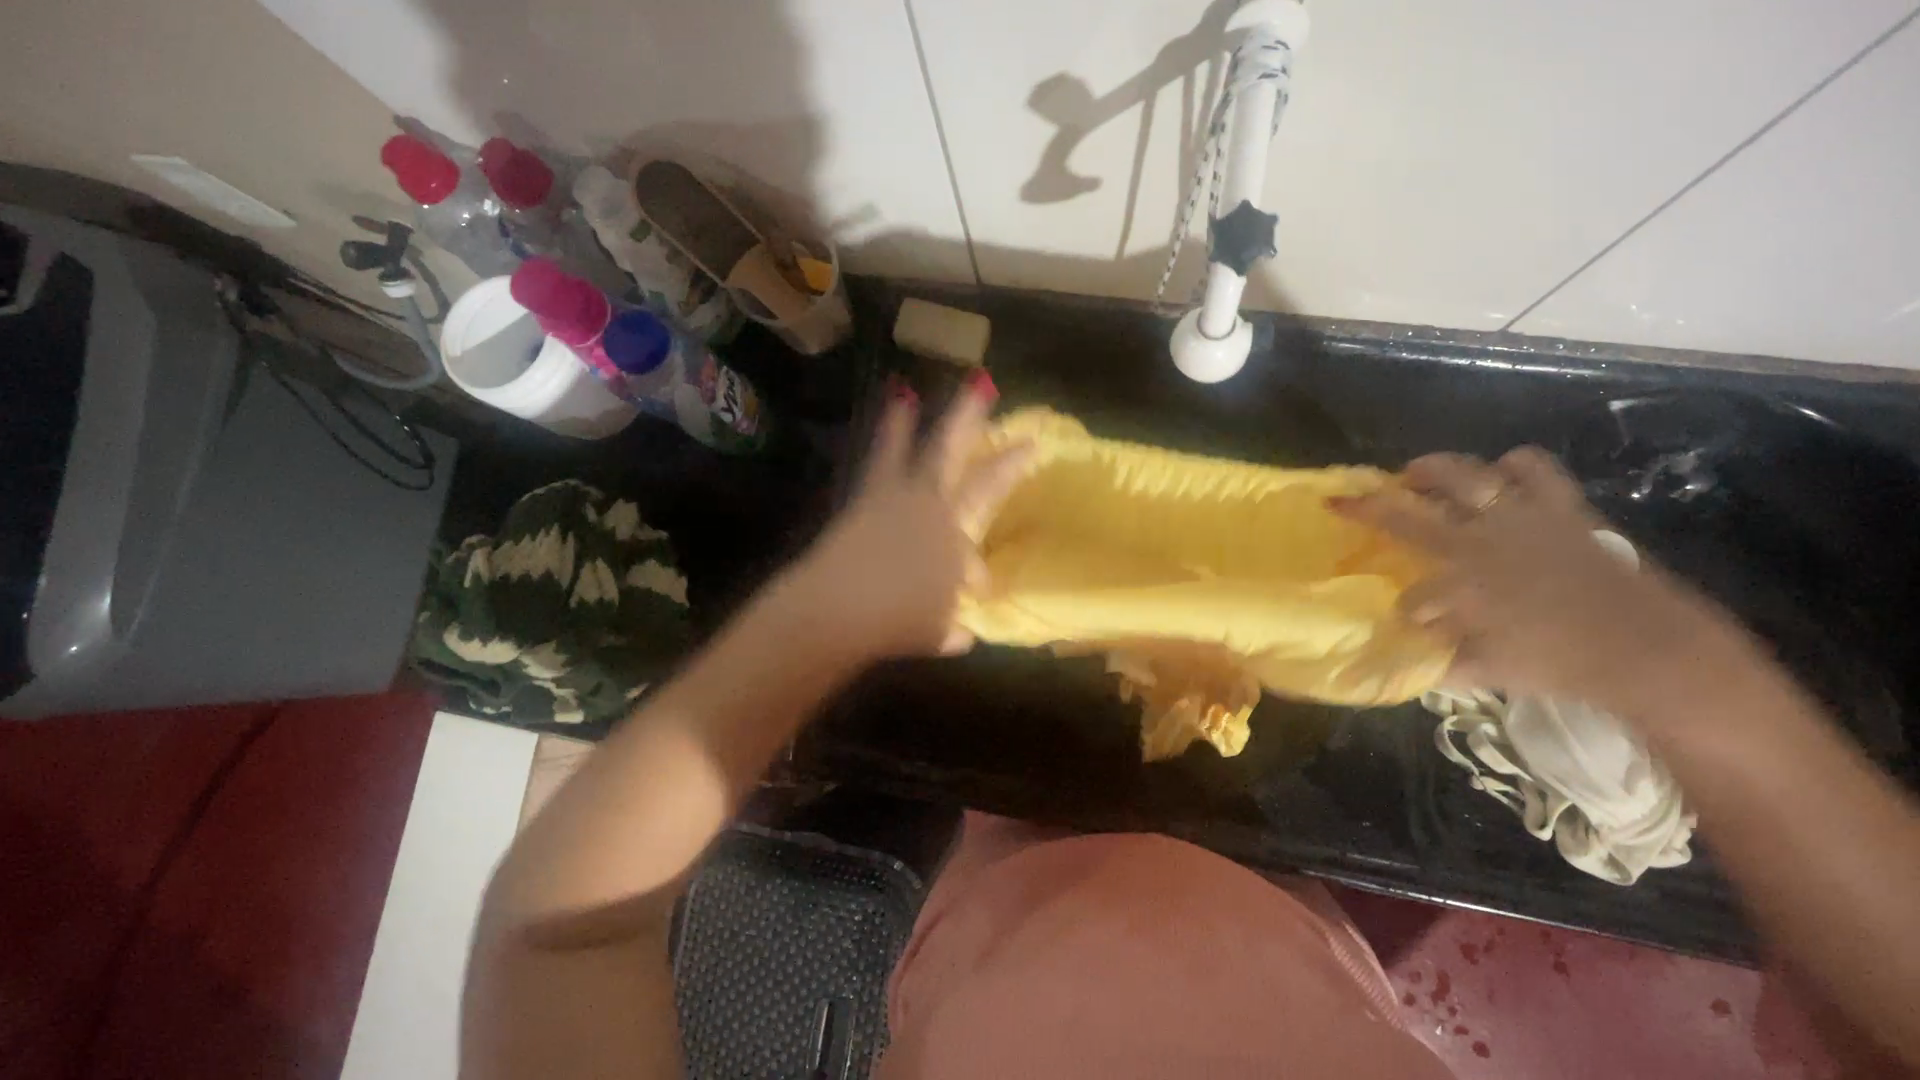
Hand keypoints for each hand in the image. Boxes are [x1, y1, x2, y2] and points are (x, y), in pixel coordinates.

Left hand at [782, 374, 1031, 661]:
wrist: (836, 610)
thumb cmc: (897, 621)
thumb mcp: (935, 629)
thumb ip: (951, 626)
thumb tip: (961, 633)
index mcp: (952, 528)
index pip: (990, 488)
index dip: (1014, 464)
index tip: (1034, 446)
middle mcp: (924, 503)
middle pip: (950, 449)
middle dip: (968, 416)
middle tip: (981, 385)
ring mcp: (886, 499)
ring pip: (901, 449)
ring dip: (903, 421)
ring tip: (903, 392)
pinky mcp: (857, 506)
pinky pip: (873, 467)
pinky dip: (879, 448)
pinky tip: (876, 440)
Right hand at [1331, 448, 1753, 711]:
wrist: (1648, 650)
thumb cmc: (1561, 664)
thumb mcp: (1490, 669)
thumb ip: (1443, 658)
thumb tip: (1410, 658)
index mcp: (1463, 575)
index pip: (1401, 569)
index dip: (1380, 568)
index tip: (1360, 556)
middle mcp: (1484, 537)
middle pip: (1417, 505)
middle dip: (1377, 499)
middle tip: (1362, 496)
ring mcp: (1525, 517)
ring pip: (1471, 473)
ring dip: (1440, 469)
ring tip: (1426, 473)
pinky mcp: (1565, 509)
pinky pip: (1534, 469)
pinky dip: (1513, 465)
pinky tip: (1503, 474)